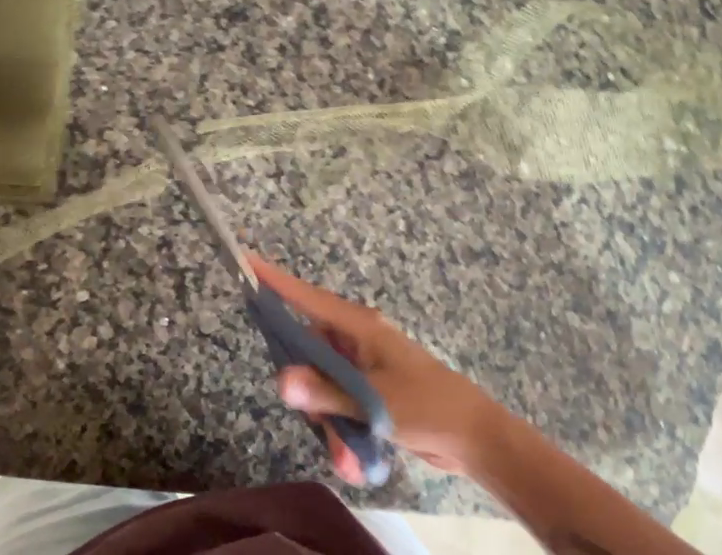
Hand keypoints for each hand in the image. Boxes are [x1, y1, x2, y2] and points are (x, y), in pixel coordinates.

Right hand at [248, 253, 502, 483]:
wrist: (476, 438)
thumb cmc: (427, 407)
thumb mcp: (373, 403)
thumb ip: (325, 393)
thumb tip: (281, 379)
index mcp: (359, 327)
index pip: (307, 297)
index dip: (276, 281)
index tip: (246, 261)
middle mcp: (356, 341)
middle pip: (309, 356)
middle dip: (311, 396)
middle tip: (319, 425)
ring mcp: (364, 367)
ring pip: (323, 387)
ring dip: (331, 425)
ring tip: (348, 457)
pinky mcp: (370, 392)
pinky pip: (340, 405)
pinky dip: (344, 432)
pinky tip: (357, 461)